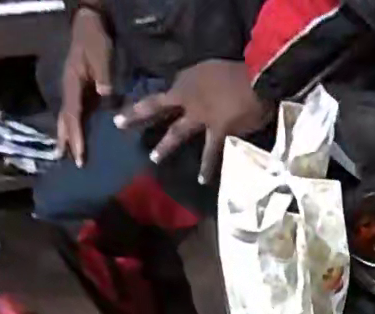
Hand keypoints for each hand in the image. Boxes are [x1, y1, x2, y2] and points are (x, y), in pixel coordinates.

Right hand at [58, 7, 113, 166]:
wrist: (90, 27)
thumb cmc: (96, 43)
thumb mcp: (101, 57)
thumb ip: (104, 79)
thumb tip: (106, 97)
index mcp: (72, 84)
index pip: (73, 116)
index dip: (76, 137)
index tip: (79, 155)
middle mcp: (69, 90)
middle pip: (65, 120)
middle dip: (68, 142)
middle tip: (71, 163)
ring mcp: (72, 92)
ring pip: (67, 119)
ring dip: (67, 138)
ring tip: (64, 157)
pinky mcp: (80, 93)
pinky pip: (75, 115)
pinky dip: (73, 129)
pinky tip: (75, 141)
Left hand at [116, 59, 269, 184]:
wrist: (256, 80)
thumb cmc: (238, 73)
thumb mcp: (212, 72)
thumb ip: (203, 86)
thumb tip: (202, 99)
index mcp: (186, 80)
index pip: (167, 91)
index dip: (156, 99)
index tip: (142, 108)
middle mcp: (187, 97)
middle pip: (157, 107)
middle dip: (136, 115)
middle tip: (118, 124)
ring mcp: (200, 116)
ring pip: (177, 132)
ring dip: (164, 146)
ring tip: (153, 158)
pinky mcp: (217, 132)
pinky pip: (210, 153)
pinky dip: (206, 168)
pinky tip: (201, 180)